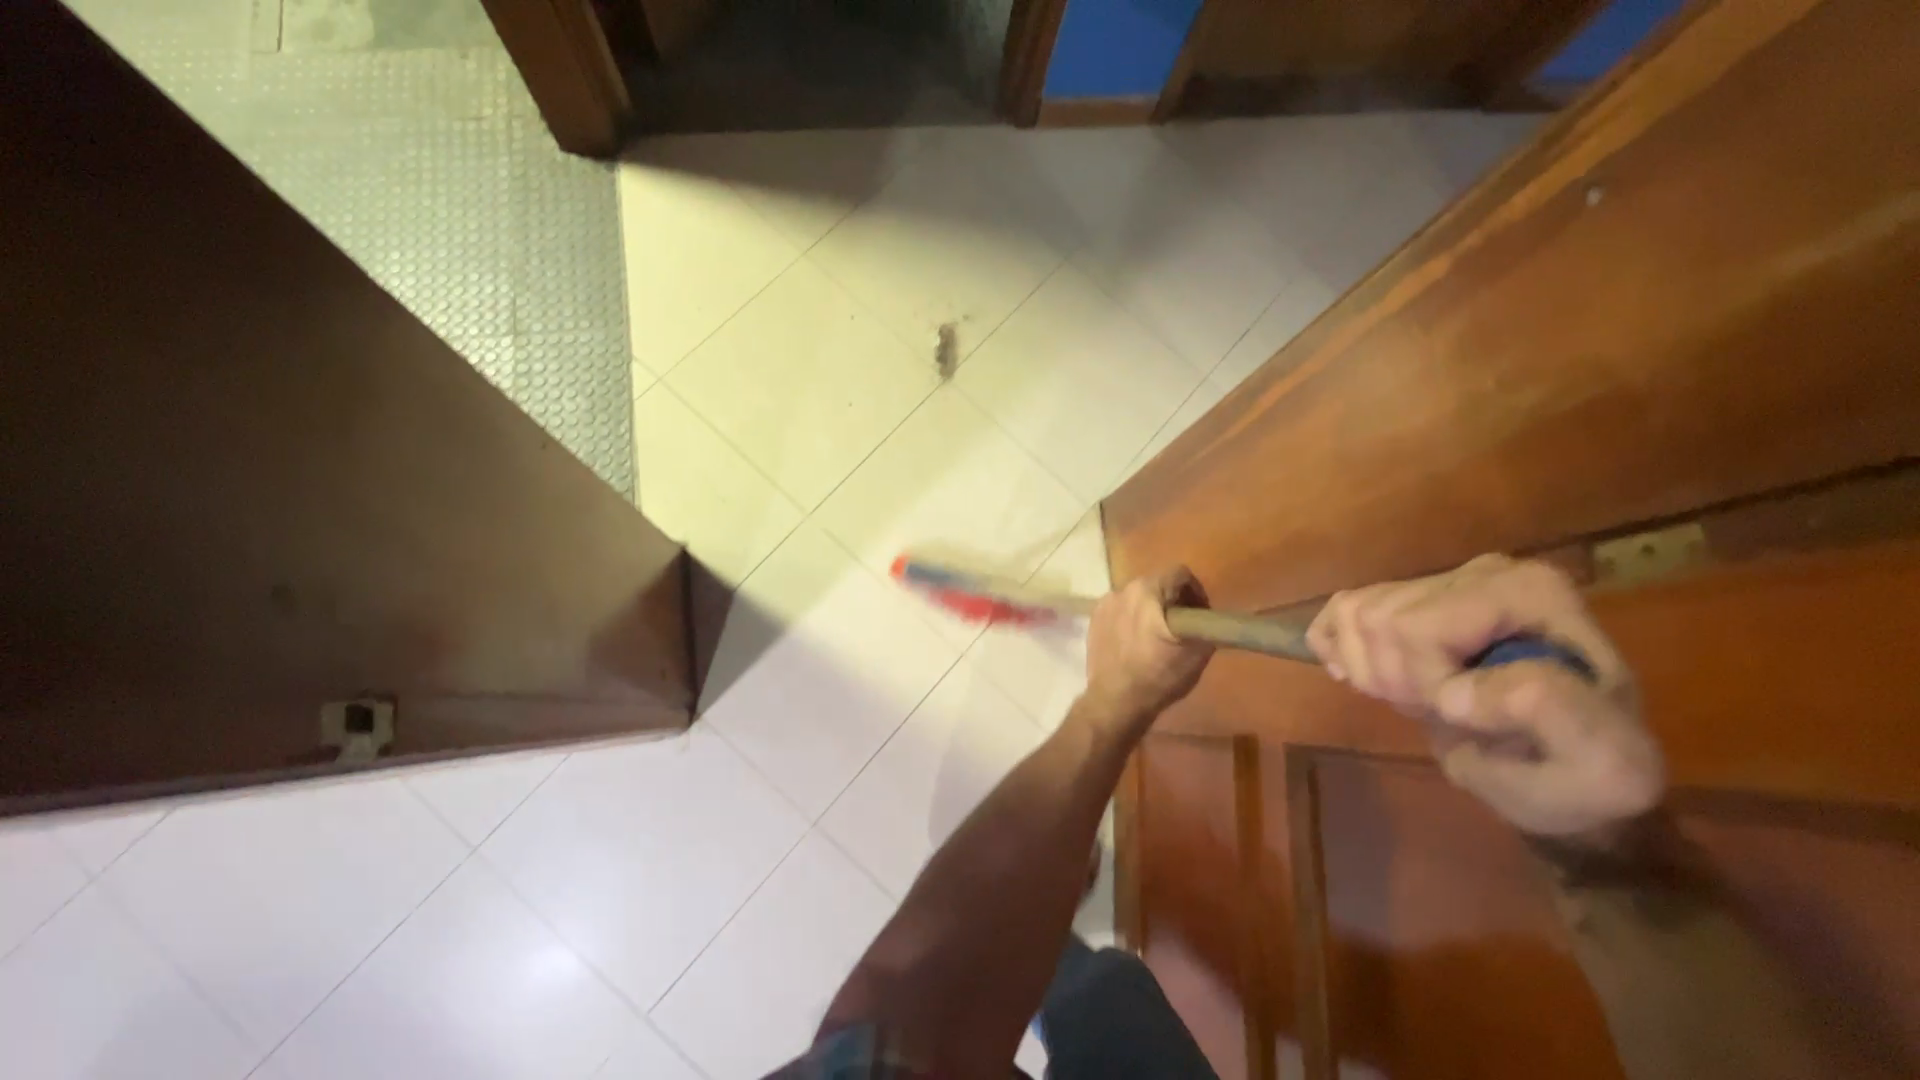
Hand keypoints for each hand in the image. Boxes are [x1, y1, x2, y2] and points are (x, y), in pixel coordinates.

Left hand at [1083, 567, 1213, 729]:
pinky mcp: (1093, 620)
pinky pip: (1120, 611)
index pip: (1181, 574)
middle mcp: (1124, 589)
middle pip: (1157, 584)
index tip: (1200, 615)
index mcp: (1149, 589)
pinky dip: (1131, 620)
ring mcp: (1105, 604)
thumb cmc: (1160, 675)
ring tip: (1157, 637)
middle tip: (1181, 626)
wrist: (1116, 700)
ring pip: (1137, 598)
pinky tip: (1135, 643)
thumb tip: (1205, 619)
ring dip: (1150, 610)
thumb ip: (1206, 625)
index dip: (1196, 592)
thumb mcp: (1198, 653)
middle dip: (1172, 601)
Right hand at [1306, 555, 1664, 841]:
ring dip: (1371, 672)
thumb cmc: (1588, 776)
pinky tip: (1376, 680)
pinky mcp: (1409, 599)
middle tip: (1439, 713)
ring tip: (1420, 700)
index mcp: (1530, 593)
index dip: (1424, 679)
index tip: (1462, 716)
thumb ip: (1553, 712)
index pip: (1421, 623)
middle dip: (1395, 679)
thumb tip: (1457, 691)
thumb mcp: (1606, 767)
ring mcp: (1443, 582)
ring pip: (1354, 613)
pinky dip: (1342, 650)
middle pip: (1380, 616)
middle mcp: (1484, 572)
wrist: (1569, 773)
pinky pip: (1341, 610)